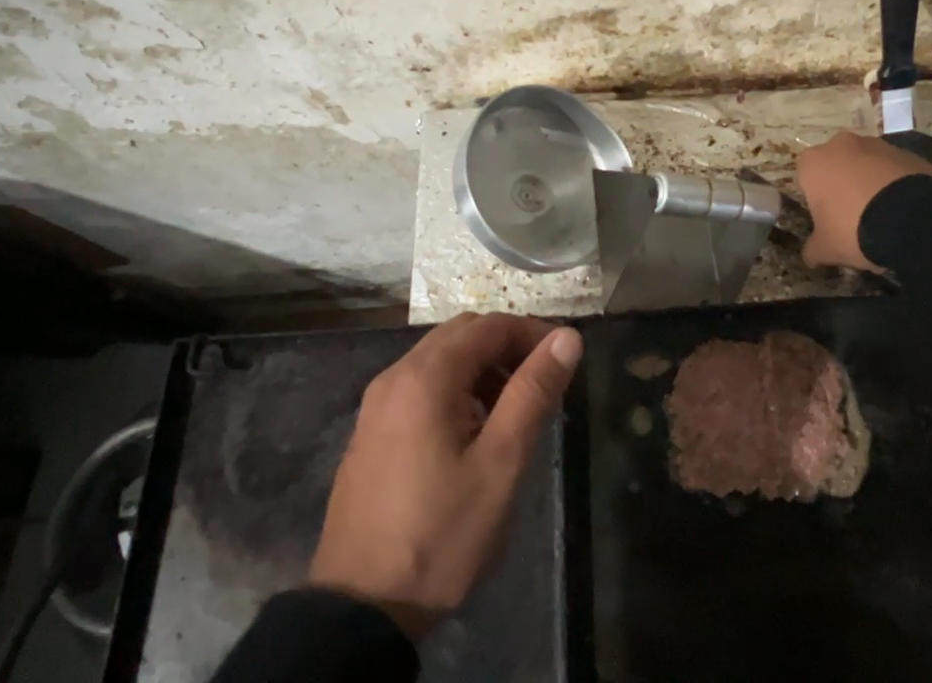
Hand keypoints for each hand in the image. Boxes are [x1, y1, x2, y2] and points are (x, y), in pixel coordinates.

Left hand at [308, 312, 582, 638]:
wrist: (362, 606)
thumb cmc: (442, 531)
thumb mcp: (501, 462)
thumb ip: (533, 392)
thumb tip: (567, 338)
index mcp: (424, 377)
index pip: (489, 326)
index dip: (534, 332)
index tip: (568, 359)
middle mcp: (394, 378)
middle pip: (460, 335)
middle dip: (508, 346)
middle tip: (547, 381)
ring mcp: (376, 407)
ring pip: (439, 361)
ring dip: (483, 368)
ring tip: (519, 406)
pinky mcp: (371, 434)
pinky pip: (420, 388)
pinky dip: (456, 389)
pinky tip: (476, 430)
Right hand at [798, 130, 931, 271]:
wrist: (913, 218)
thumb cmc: (853, 228)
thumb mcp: (826, 248)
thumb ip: (813, 250)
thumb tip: (810, 256)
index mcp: (814, 162)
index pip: (806, 176)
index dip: (816, 198)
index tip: (827, 219)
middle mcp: (842, 144)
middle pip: (837, 165)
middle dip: (843, 185)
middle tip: (853, 215)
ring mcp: (878, 144)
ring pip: (867, 165)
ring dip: (870, 183)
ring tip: (883, 215)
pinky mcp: (908, 152)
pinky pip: (893, 169)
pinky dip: (895, 184)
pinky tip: (903, 209)